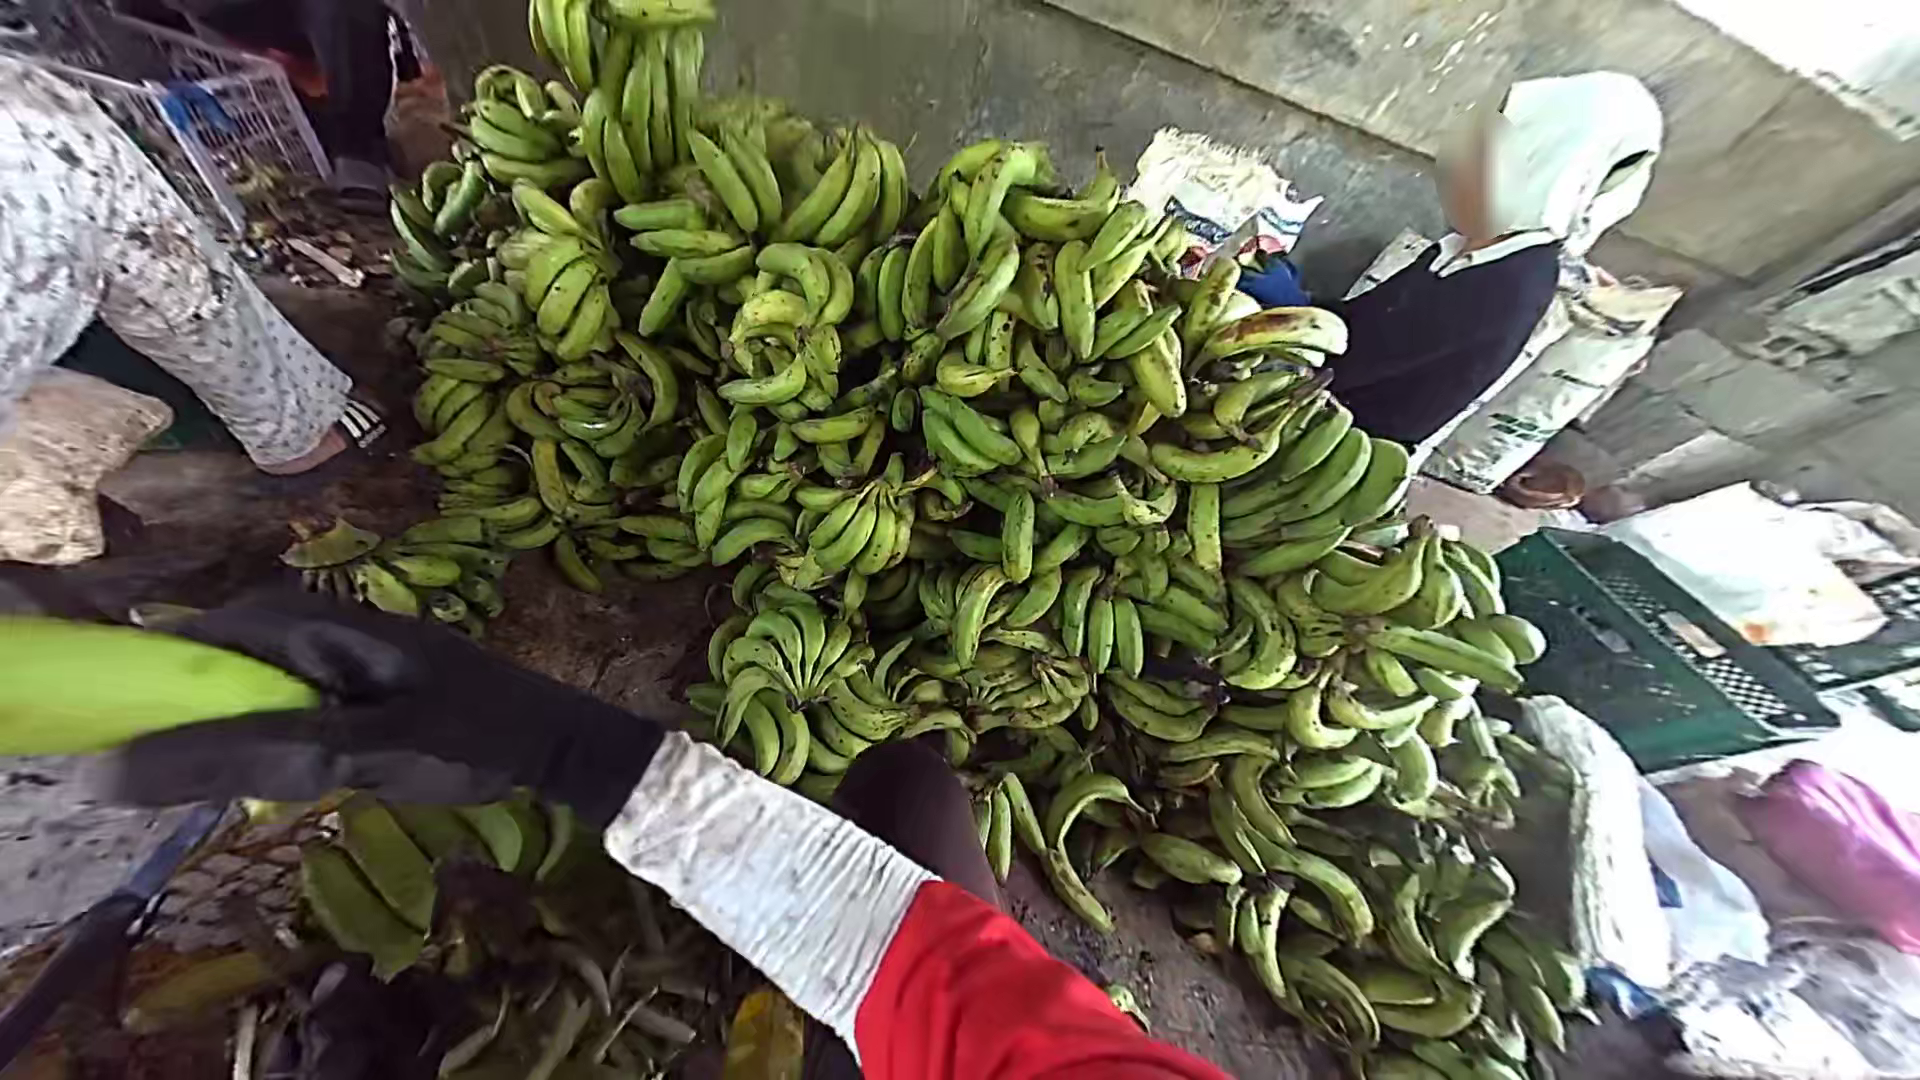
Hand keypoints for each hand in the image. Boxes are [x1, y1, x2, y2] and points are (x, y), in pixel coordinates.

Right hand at [93, 592, 661, 825]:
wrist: (566, 745)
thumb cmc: (476, 740)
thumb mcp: (361, 752)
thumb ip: (252, 753)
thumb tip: (107, 768)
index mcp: (361, 634)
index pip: (249, 619)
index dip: (181, 652)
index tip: (132, 703)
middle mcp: (377, 636)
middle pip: (271, 642)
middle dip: (216, 684)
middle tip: (182, 742)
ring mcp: (401, 661)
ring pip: (305, 669)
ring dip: (261, 706)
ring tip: (235, 758)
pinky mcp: (418, 688)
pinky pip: (340, 692)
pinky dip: (306, 719)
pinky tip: (305, 761)